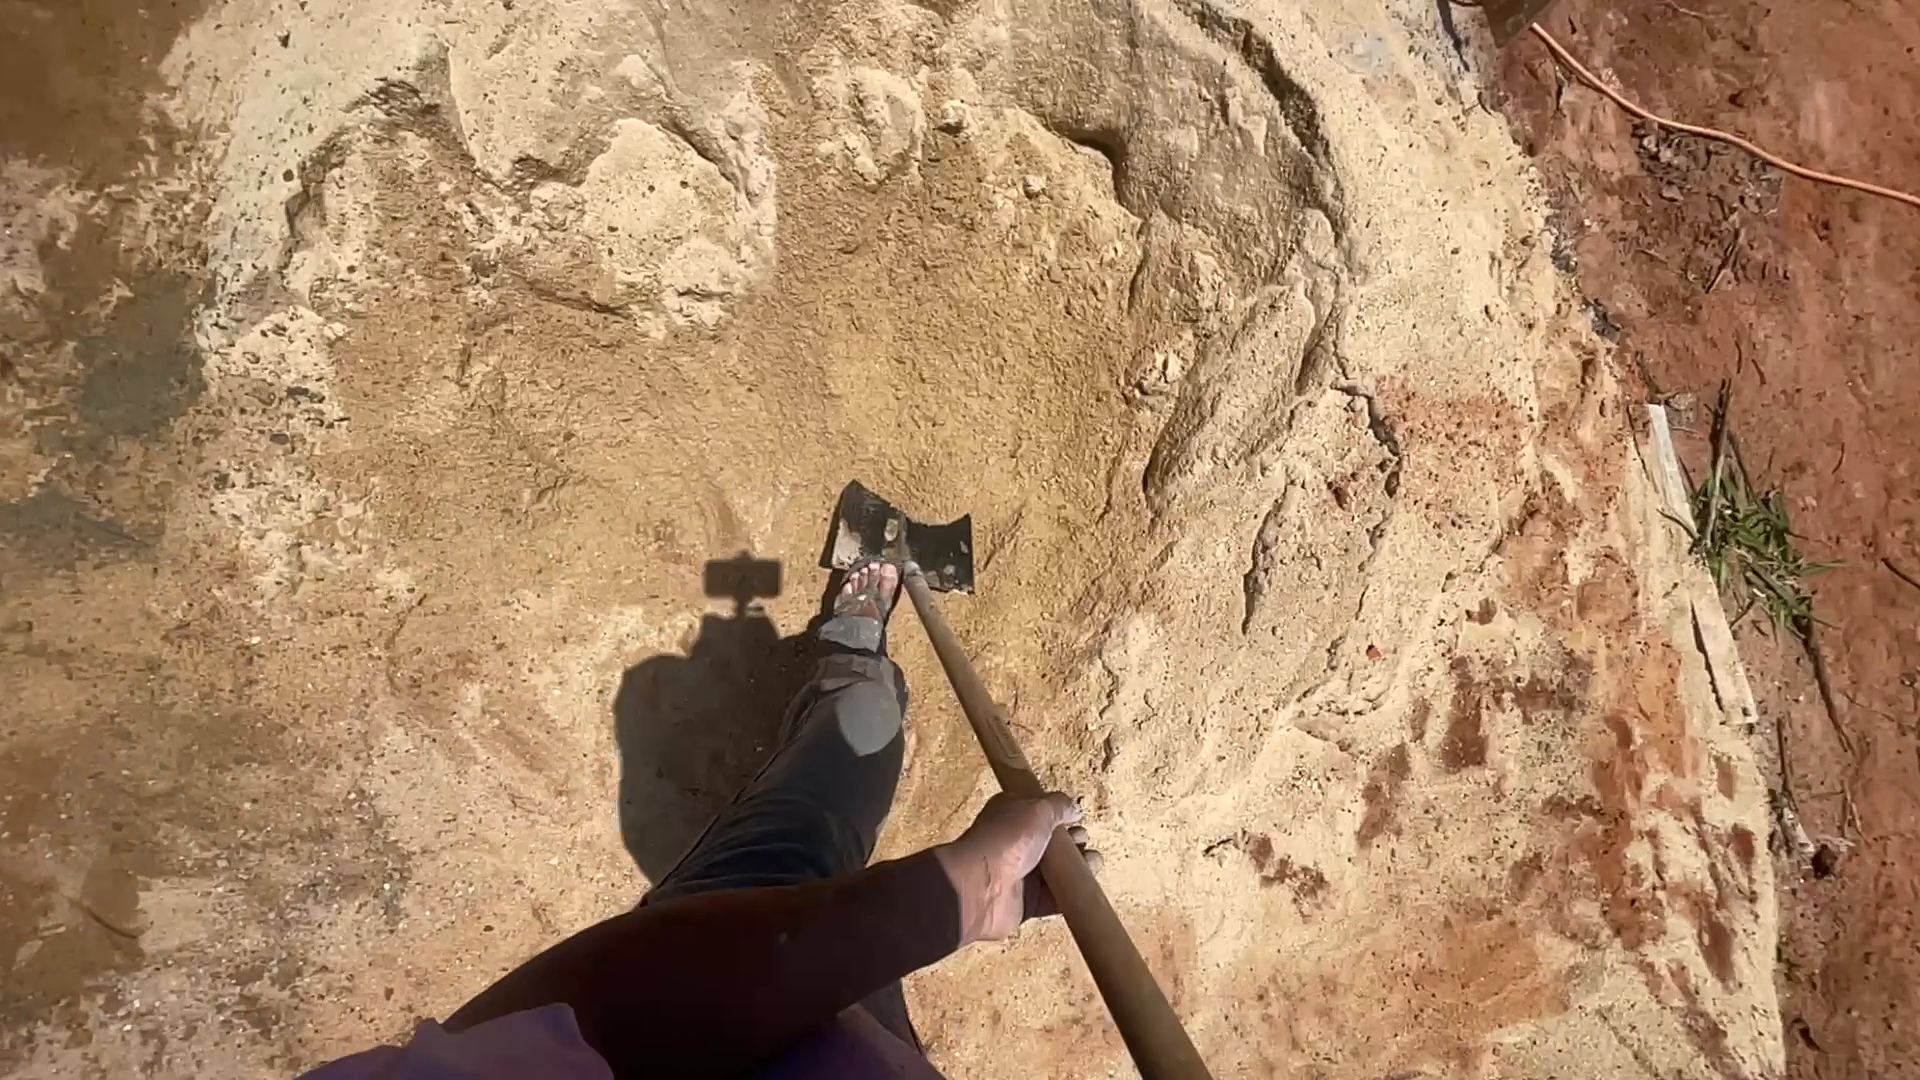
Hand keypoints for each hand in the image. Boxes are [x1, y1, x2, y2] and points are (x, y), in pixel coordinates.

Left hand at [934, 792, 1101, 944]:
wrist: (983, 885)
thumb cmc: (1007, 838)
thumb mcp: (1037, 809)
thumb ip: (1059, 805)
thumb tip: (1075, 810)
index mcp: (1013, 814)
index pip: (1042, 811)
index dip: (1061, 814)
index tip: (1076, 819)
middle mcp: (1017, 841)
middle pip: (1054, 841)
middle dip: (1074, 840)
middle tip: (1081, 841)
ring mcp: (1023, 872)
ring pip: (1059, 869)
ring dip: (1079, 865)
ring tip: (1091, 863)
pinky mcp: (1030, 901)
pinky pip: (1057, 897)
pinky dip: (1072, 892)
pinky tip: (1086, 885)